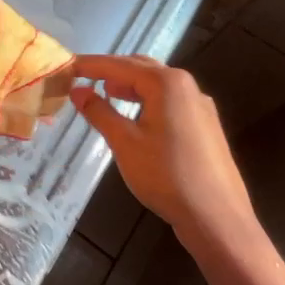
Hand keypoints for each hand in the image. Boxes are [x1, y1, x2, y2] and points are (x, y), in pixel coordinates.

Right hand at [70, 55, 257, 248]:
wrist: (217, 219)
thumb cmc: (166, 176)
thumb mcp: (124, 142)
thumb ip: (99, 111)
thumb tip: (77, 91)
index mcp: (166, 83)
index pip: (119, 65)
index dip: (90, 66)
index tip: (67, 66)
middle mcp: (187, 86)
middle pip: (142, 68)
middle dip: (112, 71)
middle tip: (85, 79)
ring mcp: (201, 106)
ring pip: (158, 85)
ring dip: (131, 85)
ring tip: (109, 95)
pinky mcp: (206, 126)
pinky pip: (171, 101)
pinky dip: (149, 100)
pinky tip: (138, 118)